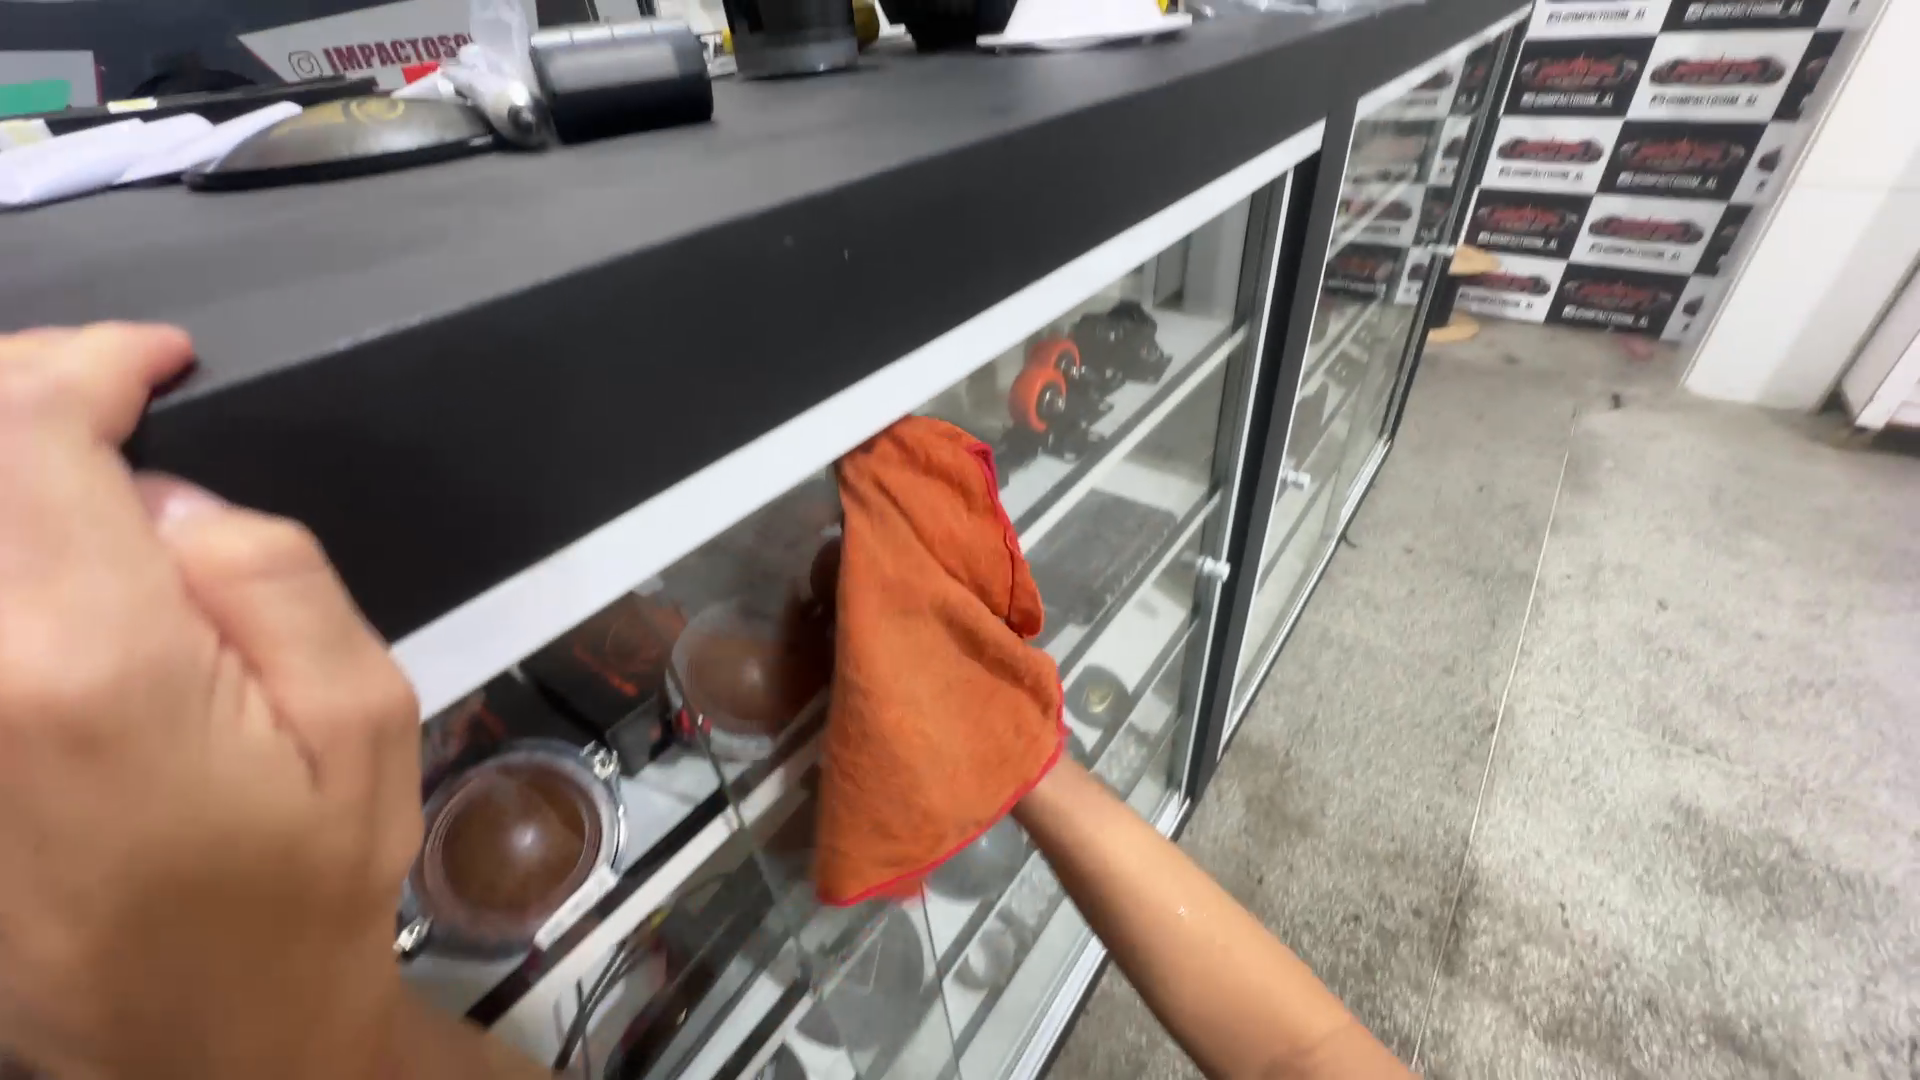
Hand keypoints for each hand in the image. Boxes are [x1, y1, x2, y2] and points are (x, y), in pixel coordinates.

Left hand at [0, 325, 421, 1078]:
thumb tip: (186, 502)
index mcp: (93, 660)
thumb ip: (284, 586)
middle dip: (9, 387)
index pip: (31, 449)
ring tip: (65, 430)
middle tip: (104, 373)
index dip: (85, 369)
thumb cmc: (315, 862)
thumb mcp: (368, 715)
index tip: (158, 356)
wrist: (208, 1018)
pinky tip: (37, 529)